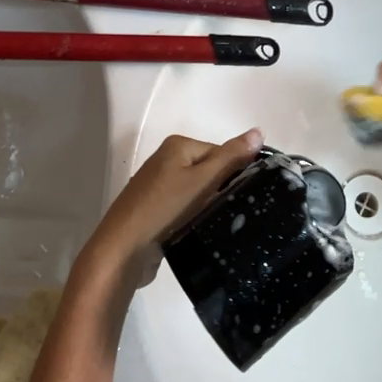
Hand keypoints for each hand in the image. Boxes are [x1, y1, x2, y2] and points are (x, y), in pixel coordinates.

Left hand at [81, 129, 263, 286]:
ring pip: (198, 192)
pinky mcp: (155, 210)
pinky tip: (199, 231)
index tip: (243, 197)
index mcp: (178, 145)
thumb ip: (231, 157)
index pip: (220, 151)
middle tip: (230, 212)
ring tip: (216, 224)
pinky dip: (194, 217)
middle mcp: (166, 160)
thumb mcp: (202, 181)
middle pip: (209, 170)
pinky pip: (185, 207)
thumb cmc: (164, 209)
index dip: (235, 173)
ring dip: (208, 206)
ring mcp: (158, 186)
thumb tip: (259, 131)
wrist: (122, 250)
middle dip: (220, 190)